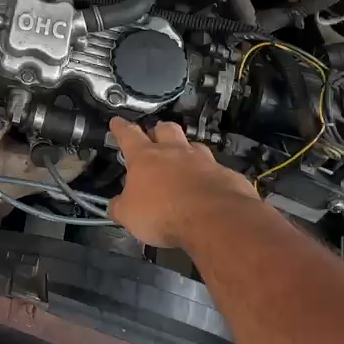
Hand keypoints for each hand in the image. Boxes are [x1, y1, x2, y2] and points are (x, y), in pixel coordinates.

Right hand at [108, 118, 258, 248]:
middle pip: (166, 129)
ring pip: (194, 146)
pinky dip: (211, 176)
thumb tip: (115, 205)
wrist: (217, 222)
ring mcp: (205, 162)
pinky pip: (218, 170)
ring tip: (185, 163)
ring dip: (188, 151)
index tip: (117, 121)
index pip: (128, 134)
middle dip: (159, 131)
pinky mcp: (228, 176)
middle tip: (156, 140)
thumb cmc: (163, 214)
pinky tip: (211, 189)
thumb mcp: (129, 215)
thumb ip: (120, 207)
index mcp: (145, 157)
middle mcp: (175, 152)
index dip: (121, 127)